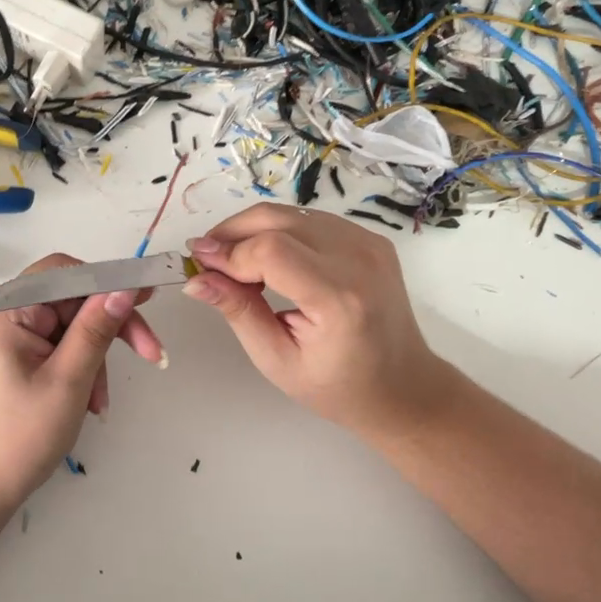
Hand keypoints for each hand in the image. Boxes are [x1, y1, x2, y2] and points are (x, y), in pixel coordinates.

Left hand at [0, 253, 165, 507]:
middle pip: (73, 299)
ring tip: (101, 402)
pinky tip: (91, 402)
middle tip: (152, 353)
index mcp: (6, 312)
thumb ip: (96, 330)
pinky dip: (85, 368)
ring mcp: (15, 335)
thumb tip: (124, 288)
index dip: (106, 279)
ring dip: (99, 357)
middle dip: (110, 327)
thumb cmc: (22, 434)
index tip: (147, 295)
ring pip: (75, 325)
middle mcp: (7, 314)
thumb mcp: (68, 380)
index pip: (61, 273)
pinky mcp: (24, 354)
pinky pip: (65, 345)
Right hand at [179, 203, 454, 436]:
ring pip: (288, 213)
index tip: (198, 267)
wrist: (404, 387)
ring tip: (233, 264)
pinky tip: (265, 260)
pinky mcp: (369, 238)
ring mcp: (368, 243)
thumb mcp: (276, 359)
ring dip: (250, 230)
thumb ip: (238, 311)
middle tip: (206, 260)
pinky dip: (275, 231)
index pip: (270, 251)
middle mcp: (359, 260)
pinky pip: (307, 219)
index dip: (227, 253)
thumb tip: (196, 278)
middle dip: (231, 233)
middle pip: (276, 220)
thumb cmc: (337, 386)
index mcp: (340, 300)